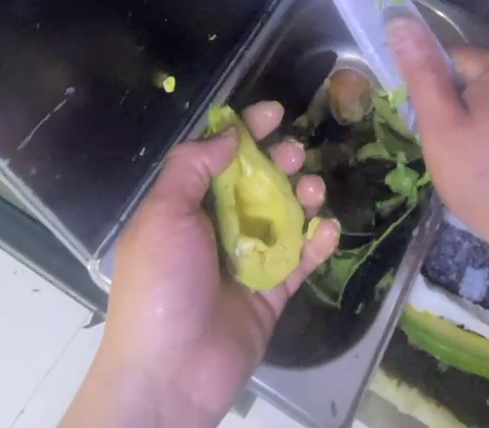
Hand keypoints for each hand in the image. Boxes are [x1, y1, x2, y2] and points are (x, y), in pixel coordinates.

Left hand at [69, 101, 340, 427]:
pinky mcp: (271, 292)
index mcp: (186, 207)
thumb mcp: (163, 215)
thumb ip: (192, 168)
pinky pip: (300, 259)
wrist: (168, 375)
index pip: (219, 157)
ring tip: (314, 189)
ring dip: (304, 196)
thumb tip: (228, 136)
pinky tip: (328, 228)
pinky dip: (318, 242)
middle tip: (293, 155)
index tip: (274, 112)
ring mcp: (247, 260)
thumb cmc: (160, 285)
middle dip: (279, 161)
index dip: (245, 131)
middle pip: (257, 182)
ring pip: (284, 215)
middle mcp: (217, 228)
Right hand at [388, 19, 488, 268]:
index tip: (437, 131)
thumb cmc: (486, 181)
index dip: (436, 95)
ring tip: (480, 167)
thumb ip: (421, 71)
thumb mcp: (441, 126)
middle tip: (456, 153)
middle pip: (477, 79)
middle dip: (461, 110)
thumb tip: (400, 20)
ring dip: (484, 125)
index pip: (451, 60)